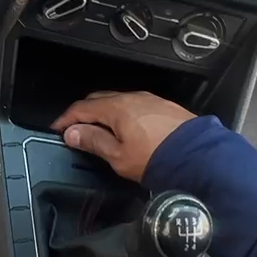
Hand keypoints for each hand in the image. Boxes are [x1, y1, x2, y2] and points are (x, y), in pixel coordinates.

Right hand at [51, 91, 194, 181]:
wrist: (199, 156)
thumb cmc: (158, 158)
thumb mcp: (119, 157)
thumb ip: (94, 142)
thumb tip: (73, 133)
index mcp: (117, 108)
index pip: (82, 108)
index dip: (66, 119)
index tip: (58, 129)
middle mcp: (133, 98)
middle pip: (99, 100)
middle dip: (84, 113)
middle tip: (75, 129)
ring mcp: (150, 100)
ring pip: (118, 101)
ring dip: (105, 113)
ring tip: (99, 130)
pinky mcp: (164, 107)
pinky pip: (135, 105)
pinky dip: (123, 114)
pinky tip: (125, 128)